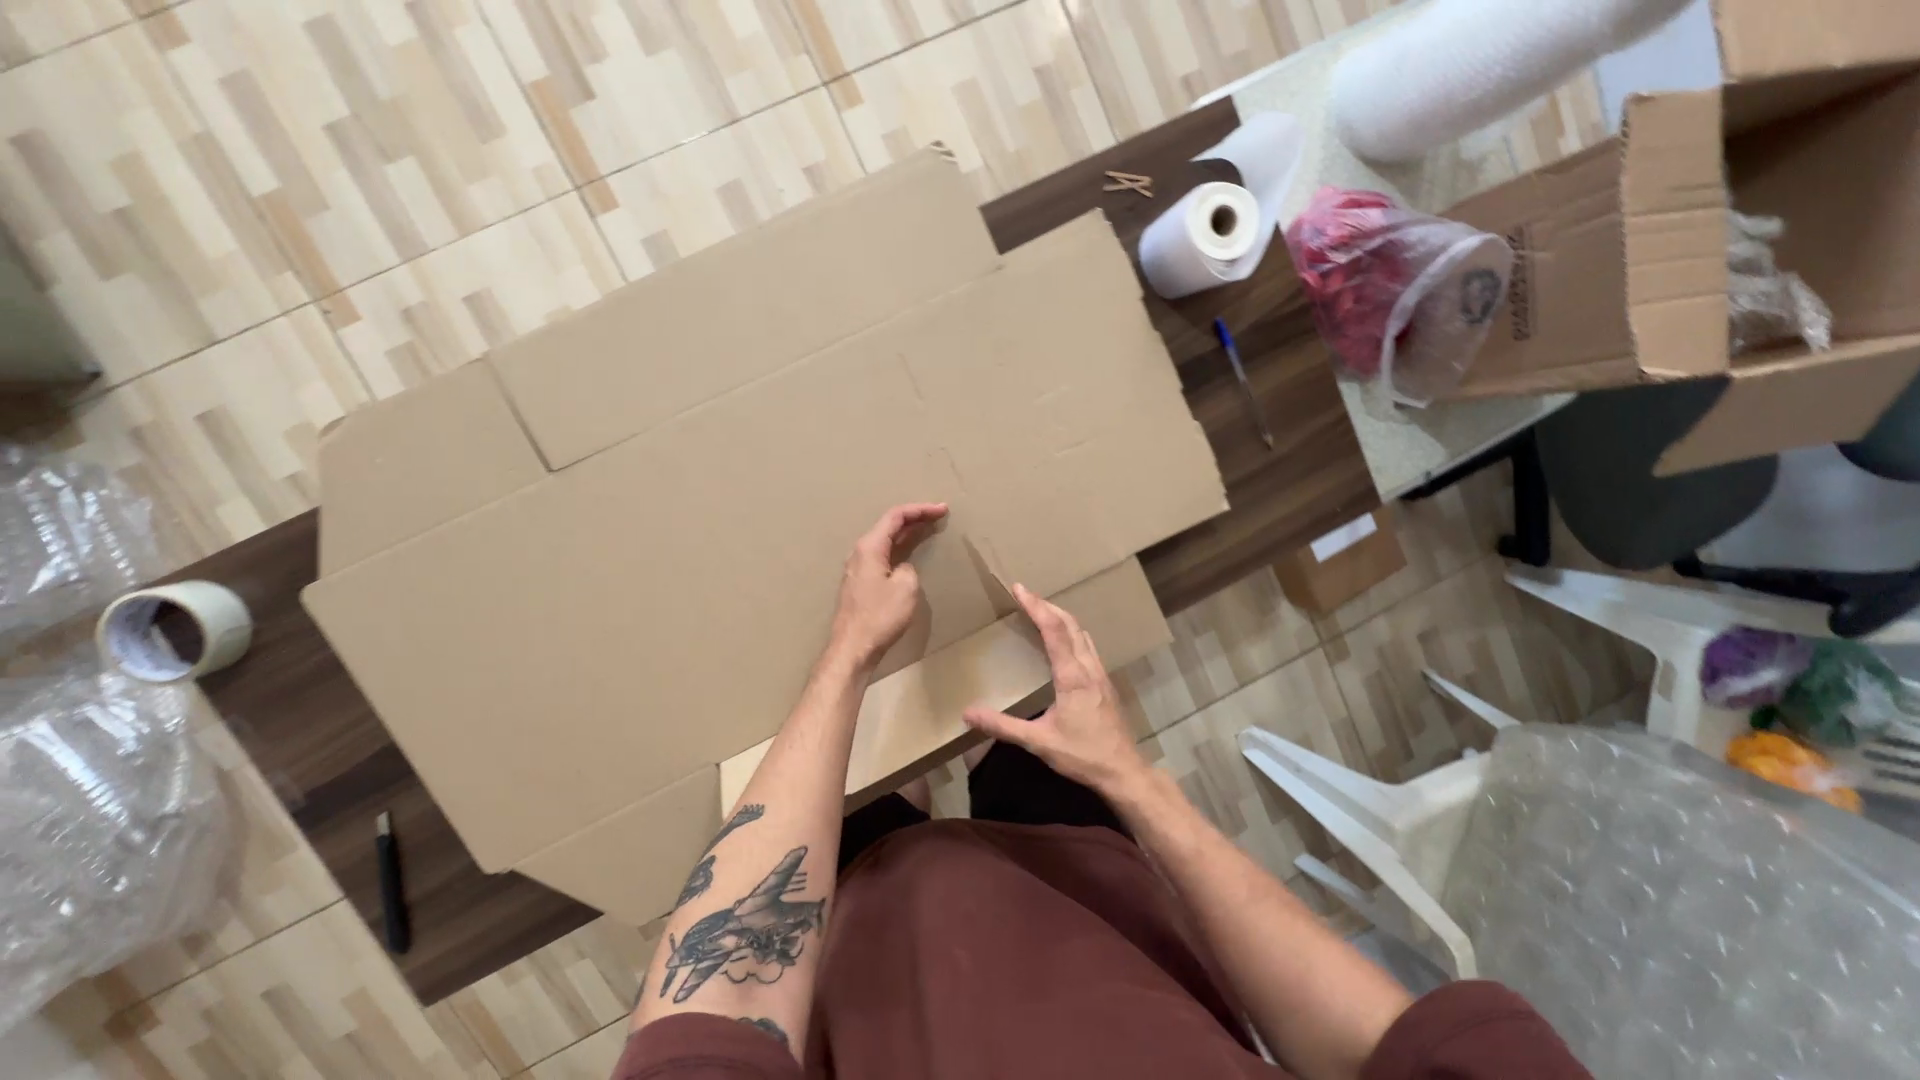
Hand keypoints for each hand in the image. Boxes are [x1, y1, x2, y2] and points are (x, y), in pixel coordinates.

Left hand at [827, 502, 947, 667]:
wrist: (853, 647)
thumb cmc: (880, 616)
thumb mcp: (906, 588)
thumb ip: (908, 568)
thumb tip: (902, 568)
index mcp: (870, 547)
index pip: (896, 516)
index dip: (920, 510)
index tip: (942, 509)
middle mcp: (860, 552)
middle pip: (888, 526)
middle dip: (915, 518)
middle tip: (939, 516)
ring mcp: (857, 568)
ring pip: (885, 541)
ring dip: (906, 534)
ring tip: (927, 530)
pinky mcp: (860, 583)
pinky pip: (882, 556)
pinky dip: (899, 549)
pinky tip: (910, 555)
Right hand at [963, 583, 1149, 795]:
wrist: (1123, 771)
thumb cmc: (1082, 755)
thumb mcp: (1038, 742)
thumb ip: (1002, 726)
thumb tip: (968, 714)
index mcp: (1072, 676)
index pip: (1054, 629)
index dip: (1036, 606)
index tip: (1019, 588)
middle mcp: (1089, 668)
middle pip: (1070, 624)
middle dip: (1047, 605)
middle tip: (1025, 595)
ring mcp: (1101, 674)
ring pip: (1082, 633)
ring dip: (1062, 617)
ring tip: (1041, 612)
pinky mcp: (1105, 684)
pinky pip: (1087, 646)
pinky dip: (1071, 633)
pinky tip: (1062, 644)